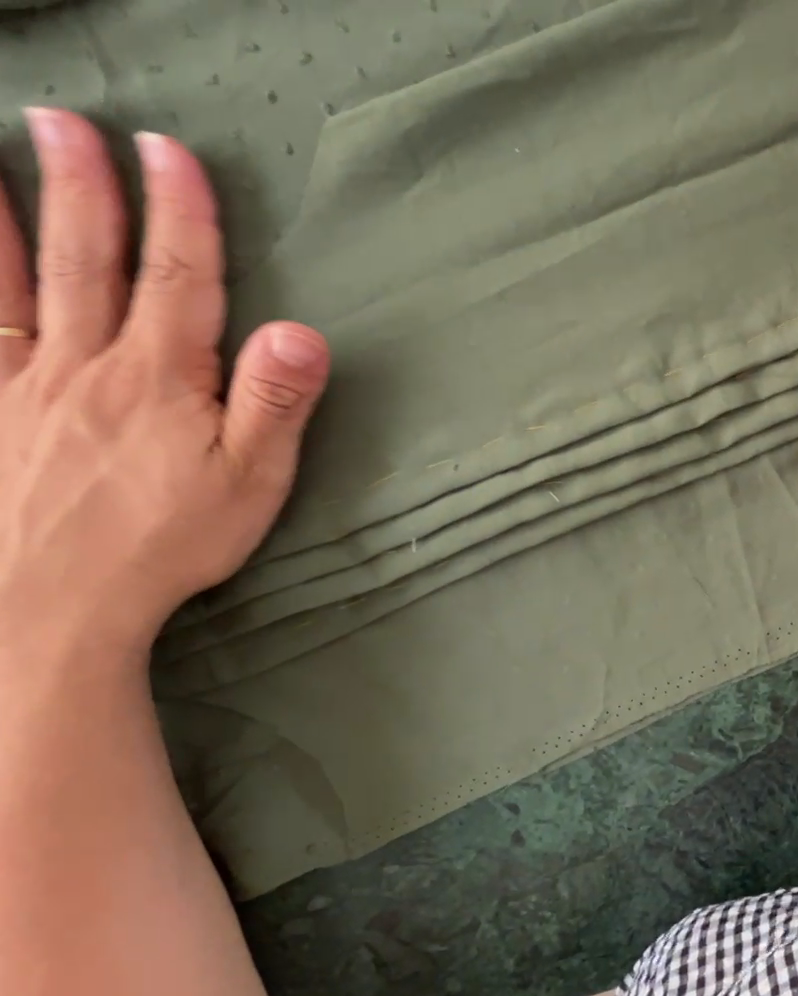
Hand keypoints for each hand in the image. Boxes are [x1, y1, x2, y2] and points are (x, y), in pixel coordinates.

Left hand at [0, 109, 329, 667]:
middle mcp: (86, 364)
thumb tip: (301, 332)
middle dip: (82, 189)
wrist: (47, 602)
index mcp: (162, 378)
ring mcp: (17, 381)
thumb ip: (275, 403)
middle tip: (69, 124)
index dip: (179, 213)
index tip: (168, 152)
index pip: (179, 278)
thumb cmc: (171, 541)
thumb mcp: (254, 479)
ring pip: (6, 281)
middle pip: (87, 262)